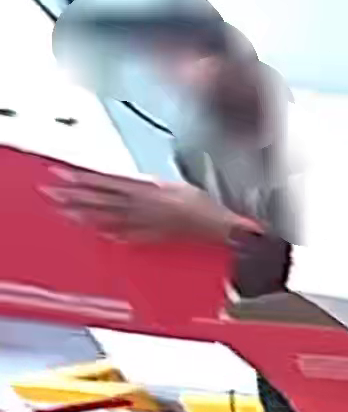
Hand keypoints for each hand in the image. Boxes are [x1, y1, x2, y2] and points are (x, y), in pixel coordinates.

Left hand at [43, 168, 241, 243]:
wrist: (234, 232)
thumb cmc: (214, 209)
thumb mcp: (185, 188)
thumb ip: (159, 184)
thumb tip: (142, 181)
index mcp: (152, 194)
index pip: (109, 183)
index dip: (83, 178)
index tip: (58, 174)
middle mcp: (149, 209)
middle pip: (105, 201)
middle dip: (77, 197)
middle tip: (51, 194)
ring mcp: (157, 225)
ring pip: (116, 218)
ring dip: (90, 216)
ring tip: (68, 214)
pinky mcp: (166, 237)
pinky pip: (140, 237)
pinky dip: (123, 236)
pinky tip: (108, 236)